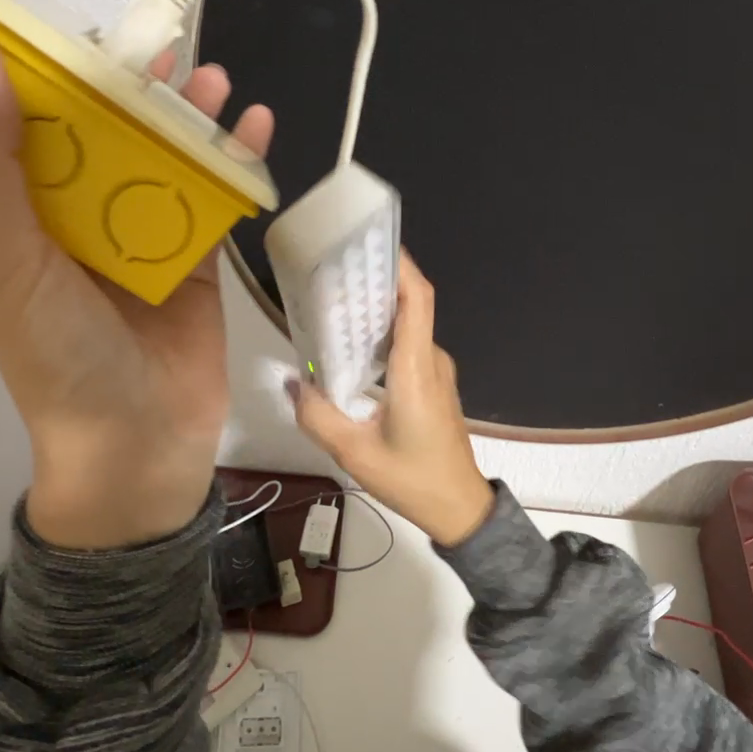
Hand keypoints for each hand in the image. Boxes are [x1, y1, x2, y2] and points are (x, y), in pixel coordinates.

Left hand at [0, 24, 272, 548]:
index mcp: (16, 216)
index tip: (57, 18)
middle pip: (99, 132)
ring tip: (212, 80)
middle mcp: (75, 218)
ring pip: (161, 158)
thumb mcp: (6, 259)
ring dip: (186, 117)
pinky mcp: (194, 260)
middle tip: (159, 45)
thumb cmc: (60, 358)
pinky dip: (232, 161)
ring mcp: (140, 238)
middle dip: (127, 86)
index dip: (34, 69)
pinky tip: (253, 127)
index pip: (17, 124)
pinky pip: (211, 198)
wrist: (139, 447)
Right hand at [289, 254, 493, 546]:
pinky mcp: (434, 384)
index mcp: (417, 367)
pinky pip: (408, 347)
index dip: (400, 264)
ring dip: (375, 312)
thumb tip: (293, 381)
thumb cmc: (412, 479)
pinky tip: (351, 348)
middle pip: (409, 305)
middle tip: (332, 273)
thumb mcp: (354, 454)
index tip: (370, 243)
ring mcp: (437, 371)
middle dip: (374, 283)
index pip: (417, 298)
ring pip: (406, 327)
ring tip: (333, 305)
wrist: (459, 508)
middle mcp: (432, 359)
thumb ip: (318, 415)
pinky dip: (382, 337)